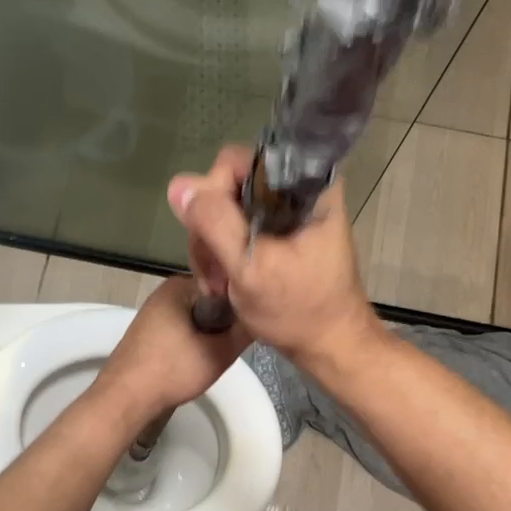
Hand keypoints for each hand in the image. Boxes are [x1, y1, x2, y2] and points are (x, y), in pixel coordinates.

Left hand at [92, 275, 251, 427]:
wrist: (125, 398)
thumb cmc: (172, 370)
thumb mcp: (219, 353)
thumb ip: (245, 331)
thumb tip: (262, 315)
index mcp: (179, 285)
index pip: (225, 282)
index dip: (242, 302)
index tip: (254, 321)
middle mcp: (165, 291)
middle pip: (211, 299)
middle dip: (226, 318)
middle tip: (237, 341)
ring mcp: (155, 310)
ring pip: (197, 315)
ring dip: (210, 331)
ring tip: (220, 350)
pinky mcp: (150, 330)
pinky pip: (183, 326)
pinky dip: (194, 338)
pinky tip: (199, 356)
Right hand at [167, 146, 384, 370]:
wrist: (330, 347)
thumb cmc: (299, 311)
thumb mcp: (251, 268)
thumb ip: (215, 223)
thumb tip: (179, 186)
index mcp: (304, 185)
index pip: (236, 164)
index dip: (213, 197)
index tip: (213, 240)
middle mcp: (296, 189)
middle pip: (226, 188)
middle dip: (210, 231)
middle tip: (217, 276)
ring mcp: (286, 213)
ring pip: (224, 212)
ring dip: (213, 249)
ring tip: (221, 286)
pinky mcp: (278, 234)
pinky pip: (235, 230)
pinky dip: (224, 256)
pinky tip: (226, 284)